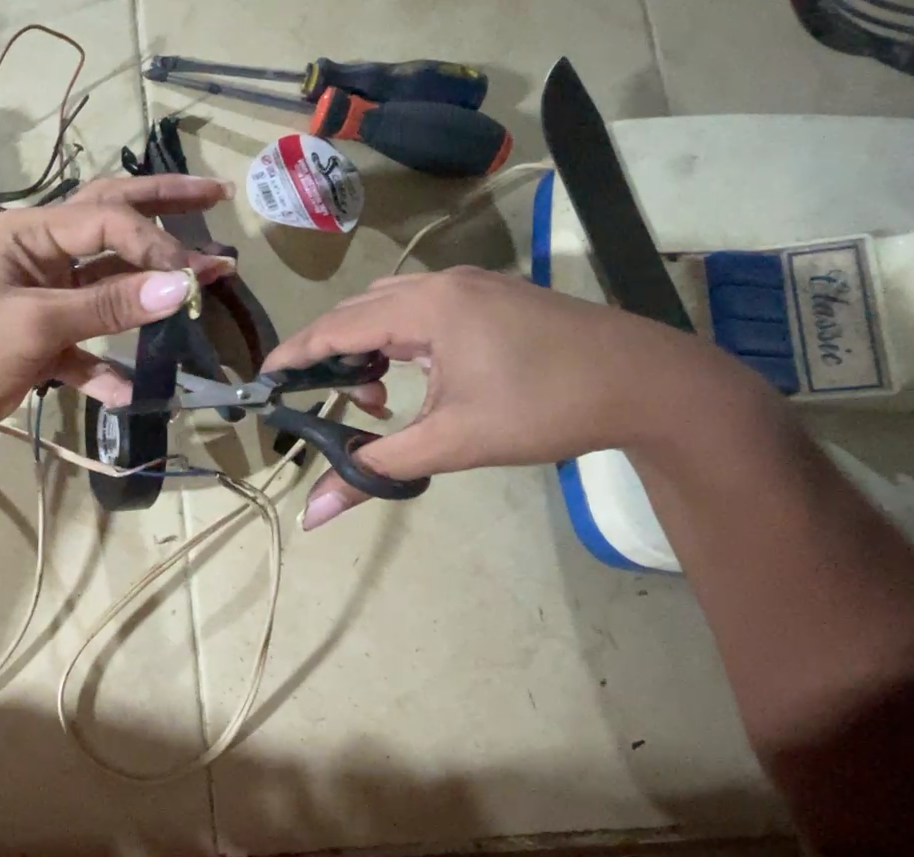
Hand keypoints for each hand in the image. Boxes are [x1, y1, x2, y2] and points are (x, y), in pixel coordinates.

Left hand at [0, 174, 236, 435]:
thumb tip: (179, 287)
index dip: (155, 242)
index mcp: (33, 234)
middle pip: (113, 224)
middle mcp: (43, 256)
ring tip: (203, 284)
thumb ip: (106, 307)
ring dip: (149, 293)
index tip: (192, 275)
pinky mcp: (45, 342)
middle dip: (164, 211)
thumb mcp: (35, 325)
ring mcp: (46, 299)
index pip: (108, 219)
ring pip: (109, 288)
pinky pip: (88, 347)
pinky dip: (106, 369)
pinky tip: (126, 392)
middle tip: (216, 195)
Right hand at [263, 267, 759, 527]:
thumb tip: (312, 514)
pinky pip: (422, 310)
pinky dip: (397, 341)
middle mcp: (445, 285)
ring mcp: (474, 287)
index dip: (294, 354)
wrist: (652, 386)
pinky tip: (409, 378)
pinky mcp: (495, 298)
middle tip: (313, 399)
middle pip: (359, 311)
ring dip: (366, 347)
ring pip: (390, 307)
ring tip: (368, 396)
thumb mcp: (449, 444)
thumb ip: (373, 471)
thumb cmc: (544, 410)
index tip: (261, 379)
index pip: (338, 327)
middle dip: (328, 354)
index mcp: (429, 309)